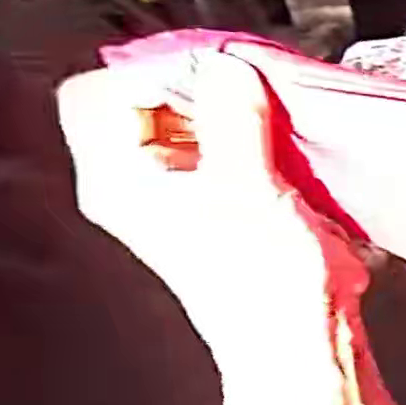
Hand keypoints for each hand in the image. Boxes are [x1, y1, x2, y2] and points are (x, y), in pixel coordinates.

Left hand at [57, 52, 365, 353]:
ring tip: (279, 120)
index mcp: (123, 183)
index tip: (215, 72)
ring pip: (201, 130)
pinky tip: (295, 150)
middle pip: (152, 107)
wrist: (305, 337)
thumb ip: (232, 120)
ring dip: (242, 116)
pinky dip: (264, 141)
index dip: (155, 72)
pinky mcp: (236, 208)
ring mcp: (194, 199)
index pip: (100, 94)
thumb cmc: (266, 283)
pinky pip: (238, 155)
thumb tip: (223, 67)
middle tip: (254, 90)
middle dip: (207, 90)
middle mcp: (147, 188)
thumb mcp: (247, 188)